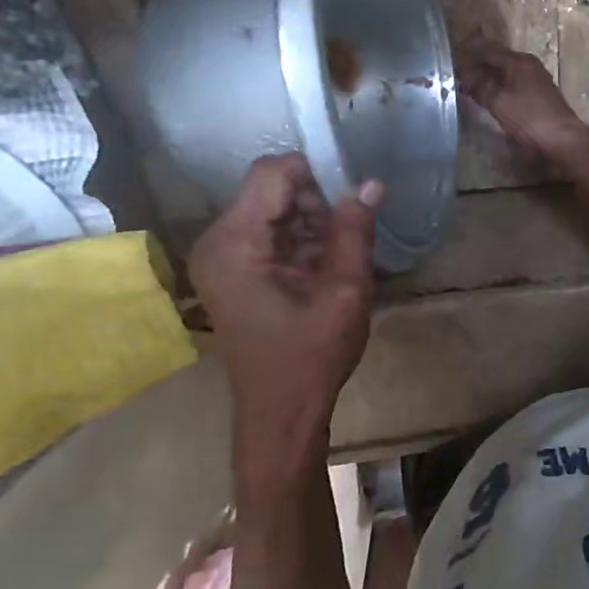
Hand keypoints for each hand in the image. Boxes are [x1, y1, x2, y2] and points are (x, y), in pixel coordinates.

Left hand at [186, 154, 381, 434]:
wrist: (281, 416)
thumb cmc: (310, 357)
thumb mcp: (344, 292)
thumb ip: (354, 231)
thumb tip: (370, 182)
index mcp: (233, 243)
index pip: (270, 173)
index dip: (314, 172)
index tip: (351, 193)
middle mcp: (218, 242)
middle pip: (271, 190)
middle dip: (316, 201)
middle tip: (350, 232)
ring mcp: (222, 258)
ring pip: (274, 210)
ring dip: (313, 222)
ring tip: (342, 254)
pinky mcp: (233, 272)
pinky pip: (271, 233)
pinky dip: (302, 240)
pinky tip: (326, 266)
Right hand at [457, 41, 588, 166]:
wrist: (563, 141)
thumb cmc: (530, 118)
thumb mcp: (499, 101)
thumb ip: (479, 85)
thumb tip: (462, 74)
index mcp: (519, 61)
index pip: (487, 50)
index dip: (467, 56)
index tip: (449, 65)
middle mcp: (528, 65)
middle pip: (496, 60)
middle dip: (475, 67)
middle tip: (453, 78)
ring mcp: (534, 80)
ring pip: (503, 73)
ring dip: (485, 79)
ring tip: (465, 89)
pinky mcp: (537, 95)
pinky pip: (510, 85)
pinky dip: (496, 88)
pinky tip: (485, 99)